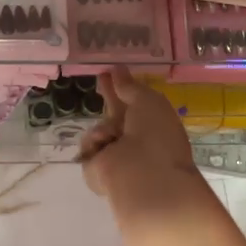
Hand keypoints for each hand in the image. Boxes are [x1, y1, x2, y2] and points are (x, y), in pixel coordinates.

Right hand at [77, 67, 200, 197]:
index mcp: (153, 126)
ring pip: (99, 130)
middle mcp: (136, 141)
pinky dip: (94, 144)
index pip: (135, 103)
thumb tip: (117, 70)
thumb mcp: (147, 101)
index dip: (123, 87)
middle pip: (115, 114)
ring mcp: (116, 156)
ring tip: (112, 136)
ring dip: (104, 128)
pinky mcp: (97, 170)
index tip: (112, 72)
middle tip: (99, 78)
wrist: (144, 175)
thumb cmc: (155, 135)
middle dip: (108, 96)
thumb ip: (129, 86)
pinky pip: (89, 147)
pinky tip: (104, 148)